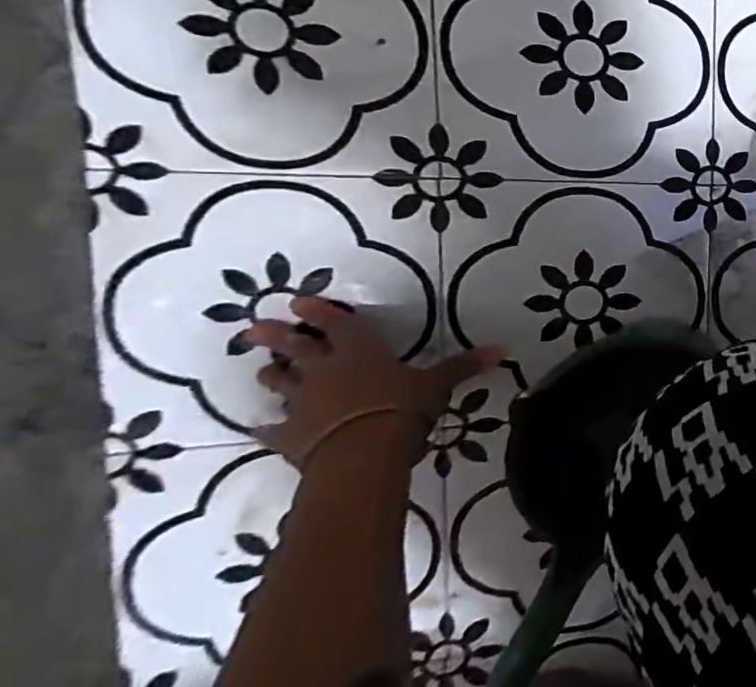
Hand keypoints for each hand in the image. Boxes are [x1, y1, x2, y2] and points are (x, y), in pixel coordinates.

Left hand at [246, 296, 502, 467]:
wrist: (362, 455)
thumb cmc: (402, 408)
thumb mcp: (438, 385)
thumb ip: (464, 366)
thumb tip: (503, 349)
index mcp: (361, 352)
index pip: (339, 324)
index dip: (321, 311)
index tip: (298, 300)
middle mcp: (326, 371)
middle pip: (296, 348)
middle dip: (276, 336)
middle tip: (252, 327)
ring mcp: (303, 403)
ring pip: (280, 383)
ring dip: (272, 375)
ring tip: (263, 369)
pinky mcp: (289, 436)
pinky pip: (272, 429)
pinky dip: (267, 427)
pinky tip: (259, 427)